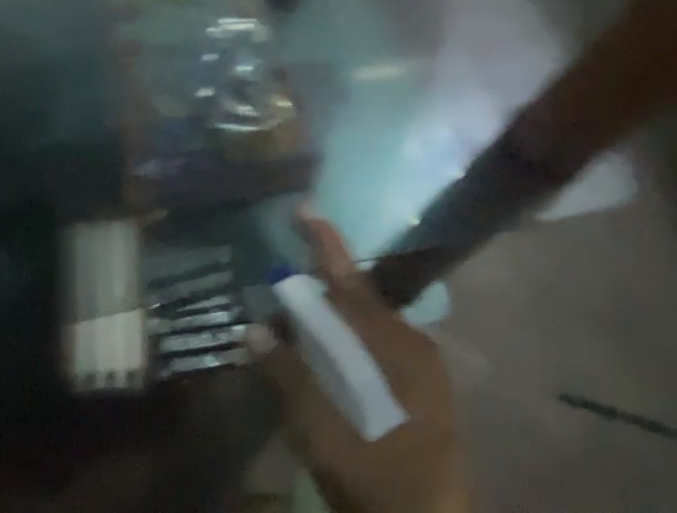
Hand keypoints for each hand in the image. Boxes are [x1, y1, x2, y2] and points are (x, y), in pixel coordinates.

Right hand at [249, 210, 472, 512]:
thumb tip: (254, 328)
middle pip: (357, 300)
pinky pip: (377, 353)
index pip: (347, 277)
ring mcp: (421, 371)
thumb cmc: (374, 468)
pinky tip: (328, 363)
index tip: (304, 208)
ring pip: (367, 329)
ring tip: (297, 325)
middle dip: (319, 287)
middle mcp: (410, 343)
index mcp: (390, 340)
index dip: (323, 241)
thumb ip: (287, 372)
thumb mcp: (319, 424)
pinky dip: (347, 347)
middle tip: (284, 281)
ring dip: (332, 321)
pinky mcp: (423, 396)